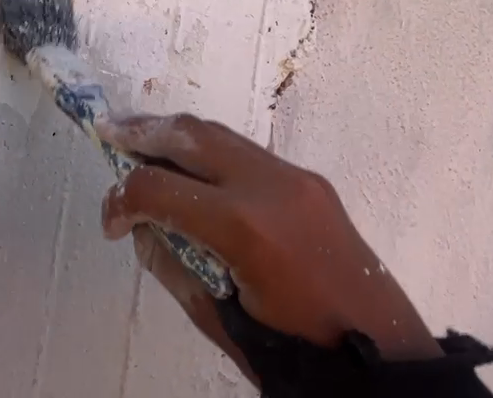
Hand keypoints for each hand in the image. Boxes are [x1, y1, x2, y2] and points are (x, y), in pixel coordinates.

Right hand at [96, 114, 439, 379]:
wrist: (386, 361)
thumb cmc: (297, 352)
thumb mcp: (218, 317)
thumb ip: (169, 264)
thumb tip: (143, 227)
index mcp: (243, 226)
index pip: (157, 188)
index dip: (121, 200)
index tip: (111, 224)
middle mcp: (268, 185)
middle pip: (187, 135)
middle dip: (140, 131)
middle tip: (106, 132)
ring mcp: (294, 177)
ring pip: (217, 132)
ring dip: (174, 133)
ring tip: (140, 138)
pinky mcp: (310, 180)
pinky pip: (246, 151)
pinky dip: (209, 149)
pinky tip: (191, 165)